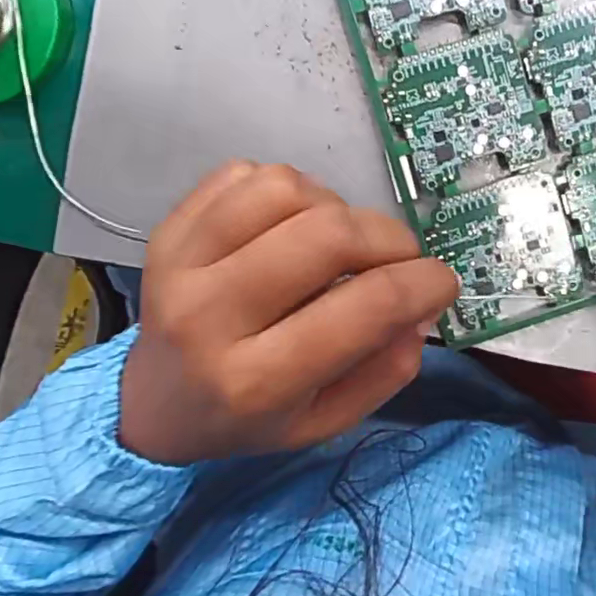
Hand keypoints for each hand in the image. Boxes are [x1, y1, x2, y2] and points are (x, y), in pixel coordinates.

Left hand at [119, 161, 459, 464]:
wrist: (153, 404)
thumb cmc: (245, 420)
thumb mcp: (324, 421)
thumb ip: (383, 371)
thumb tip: (421, 305)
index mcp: (254, 381)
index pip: (360, 309)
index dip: (421, 284)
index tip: (442, 281)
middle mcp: (208, 315)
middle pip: (324, 236)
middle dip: (387, 237)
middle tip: (399, 258)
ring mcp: (179, 262)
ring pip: (283, 188)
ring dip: (333, 205)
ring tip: (337, 240)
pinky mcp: (168, 229)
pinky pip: (242, 173)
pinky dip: (287, 188)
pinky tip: (289, 225)